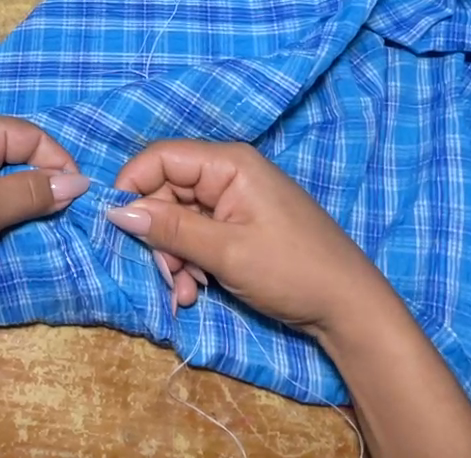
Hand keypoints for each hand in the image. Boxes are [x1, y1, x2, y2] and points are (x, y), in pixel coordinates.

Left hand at [0, 110, 89, 288]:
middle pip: (15, 150)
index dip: (60, 164)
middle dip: (41, 180)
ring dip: (19, 194)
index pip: (32, 136)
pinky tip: (1, 223)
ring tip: (36, 222)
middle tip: (61, 215)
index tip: (80, 200)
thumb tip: (79, 183)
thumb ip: (32, 193)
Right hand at [106, 140, 389, 335]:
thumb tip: (116, 212)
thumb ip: (170, 229)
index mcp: (228, 163)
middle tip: (166, 275)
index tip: (117, 226)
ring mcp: (233, 201)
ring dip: (173, 256)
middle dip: (158, 235)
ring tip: (185, 291)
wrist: (353, 313)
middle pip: (166, 191)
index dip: (133, 187)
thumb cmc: (292, 271)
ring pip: (177, 218)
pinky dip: (189, 262)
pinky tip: (195, 291)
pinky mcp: (238, 226)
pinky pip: (196, 235)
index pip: (160, 158)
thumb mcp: (226, 252)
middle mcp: (227, 174)